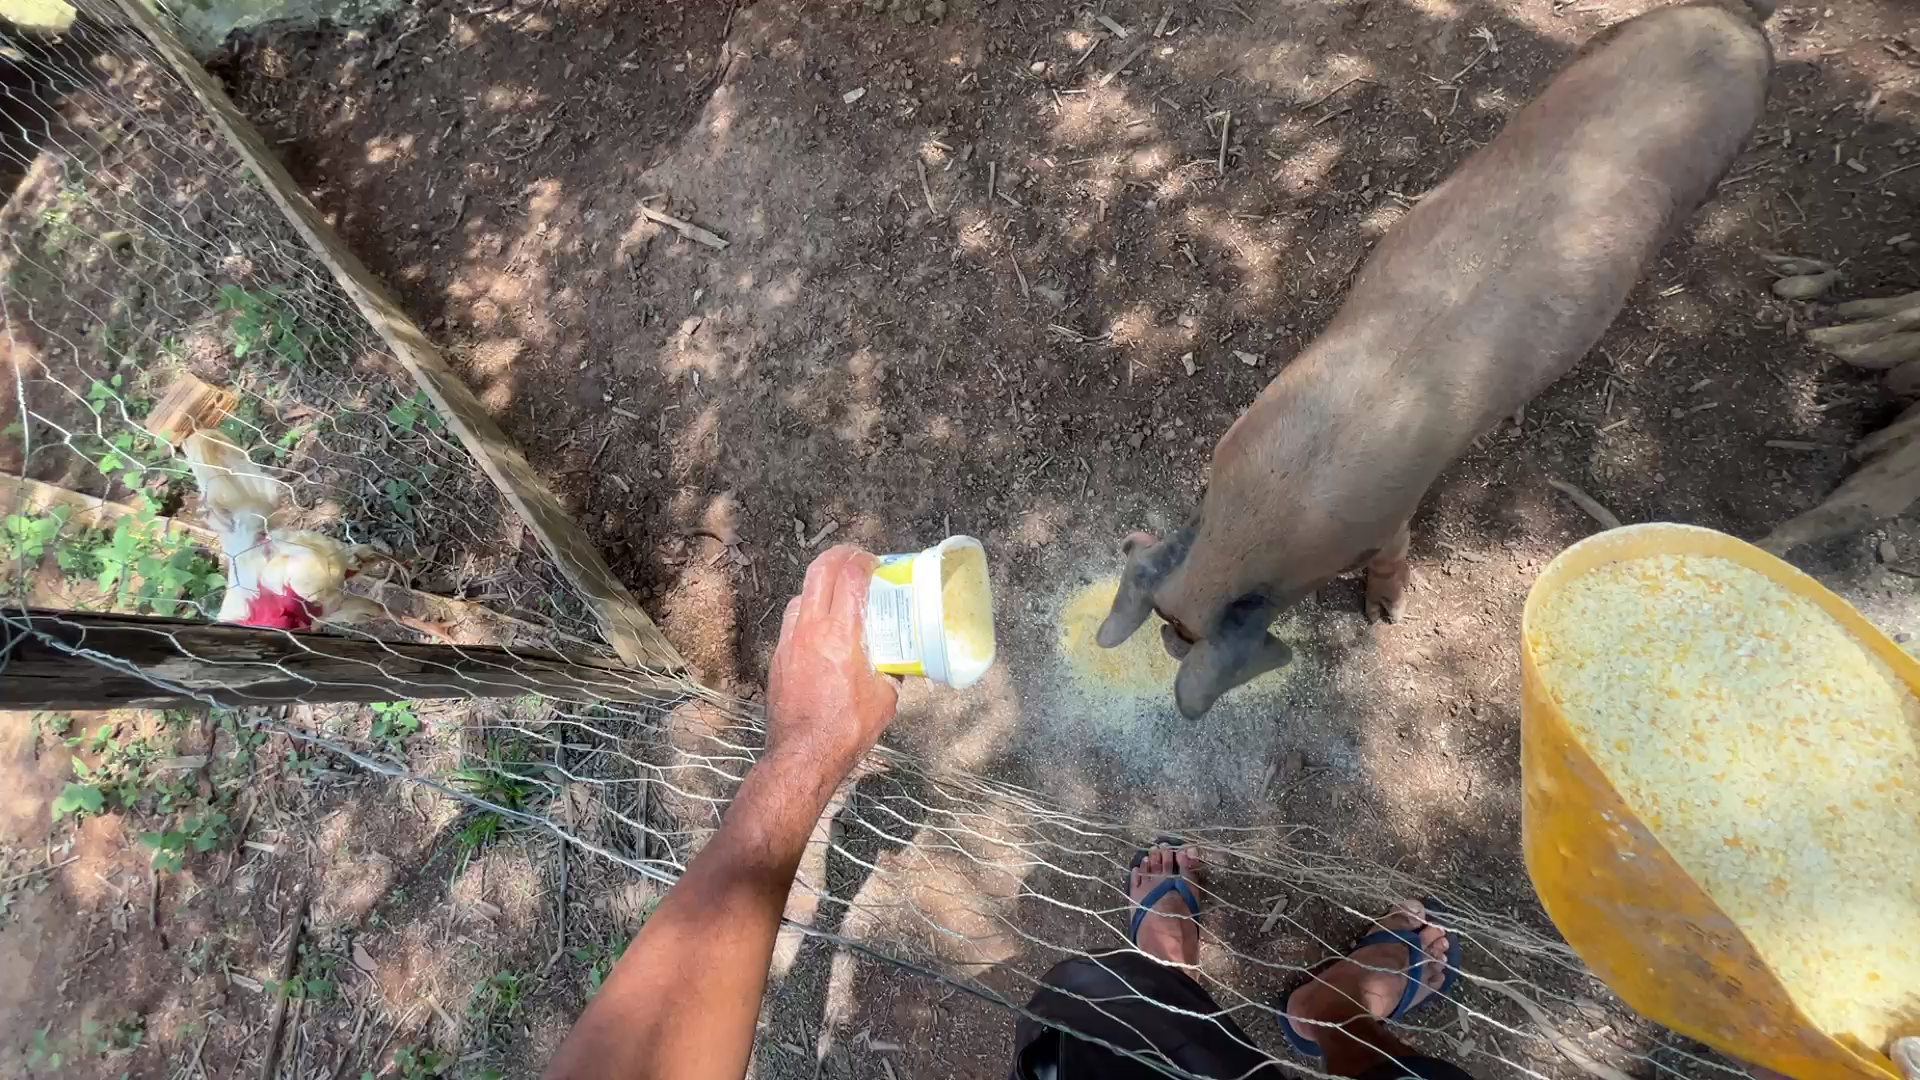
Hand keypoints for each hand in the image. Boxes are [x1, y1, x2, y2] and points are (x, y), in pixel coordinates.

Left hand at [764, 544, 898, 792]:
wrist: (803, 755)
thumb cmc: (847, 728)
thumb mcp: (886, 696)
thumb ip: (894, 669)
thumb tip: (903, 659)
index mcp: (842, 634)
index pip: (851, 577)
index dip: (865, 561)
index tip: (876, 562)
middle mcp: (811, 629)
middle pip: (820, 570)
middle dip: (839, 556)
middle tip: (857, 558)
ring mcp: (790, 641)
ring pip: (802, 593)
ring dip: (821, 584)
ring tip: (839, 592)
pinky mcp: (779, 657)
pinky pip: (793, 620)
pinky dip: (809, 612)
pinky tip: (822, 628)